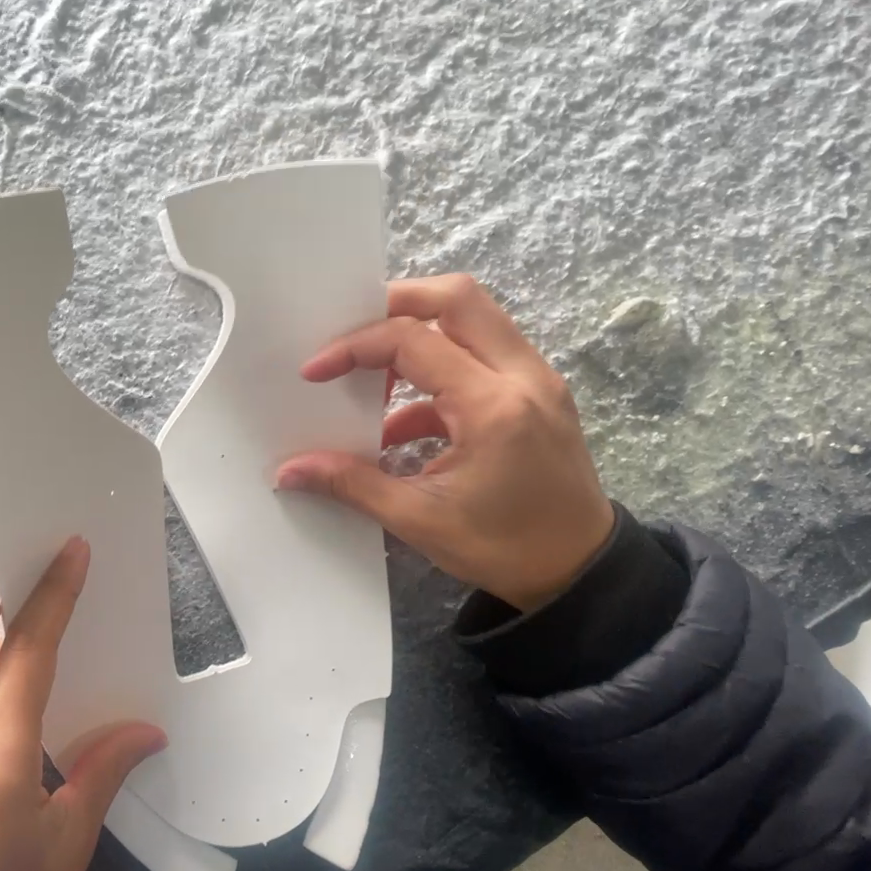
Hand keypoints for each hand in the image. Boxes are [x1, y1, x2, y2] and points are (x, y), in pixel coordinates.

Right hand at [275, 274, 614, 610]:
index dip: (354, 347)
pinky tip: (401, 420)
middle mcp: (523, 376)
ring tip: (371, 372)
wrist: (581, 574)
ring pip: (473, 318)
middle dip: (394, 304)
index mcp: (494, 406)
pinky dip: (436, 370)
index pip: (413, 340)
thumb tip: (288, 471)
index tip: (315, 372)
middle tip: (348, 332)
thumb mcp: (419, 519)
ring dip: (418, 332)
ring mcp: (536, 380)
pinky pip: (481, 355)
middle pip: (456, 297)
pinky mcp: (536, 393)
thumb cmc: (504, 549)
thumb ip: (351, 483)